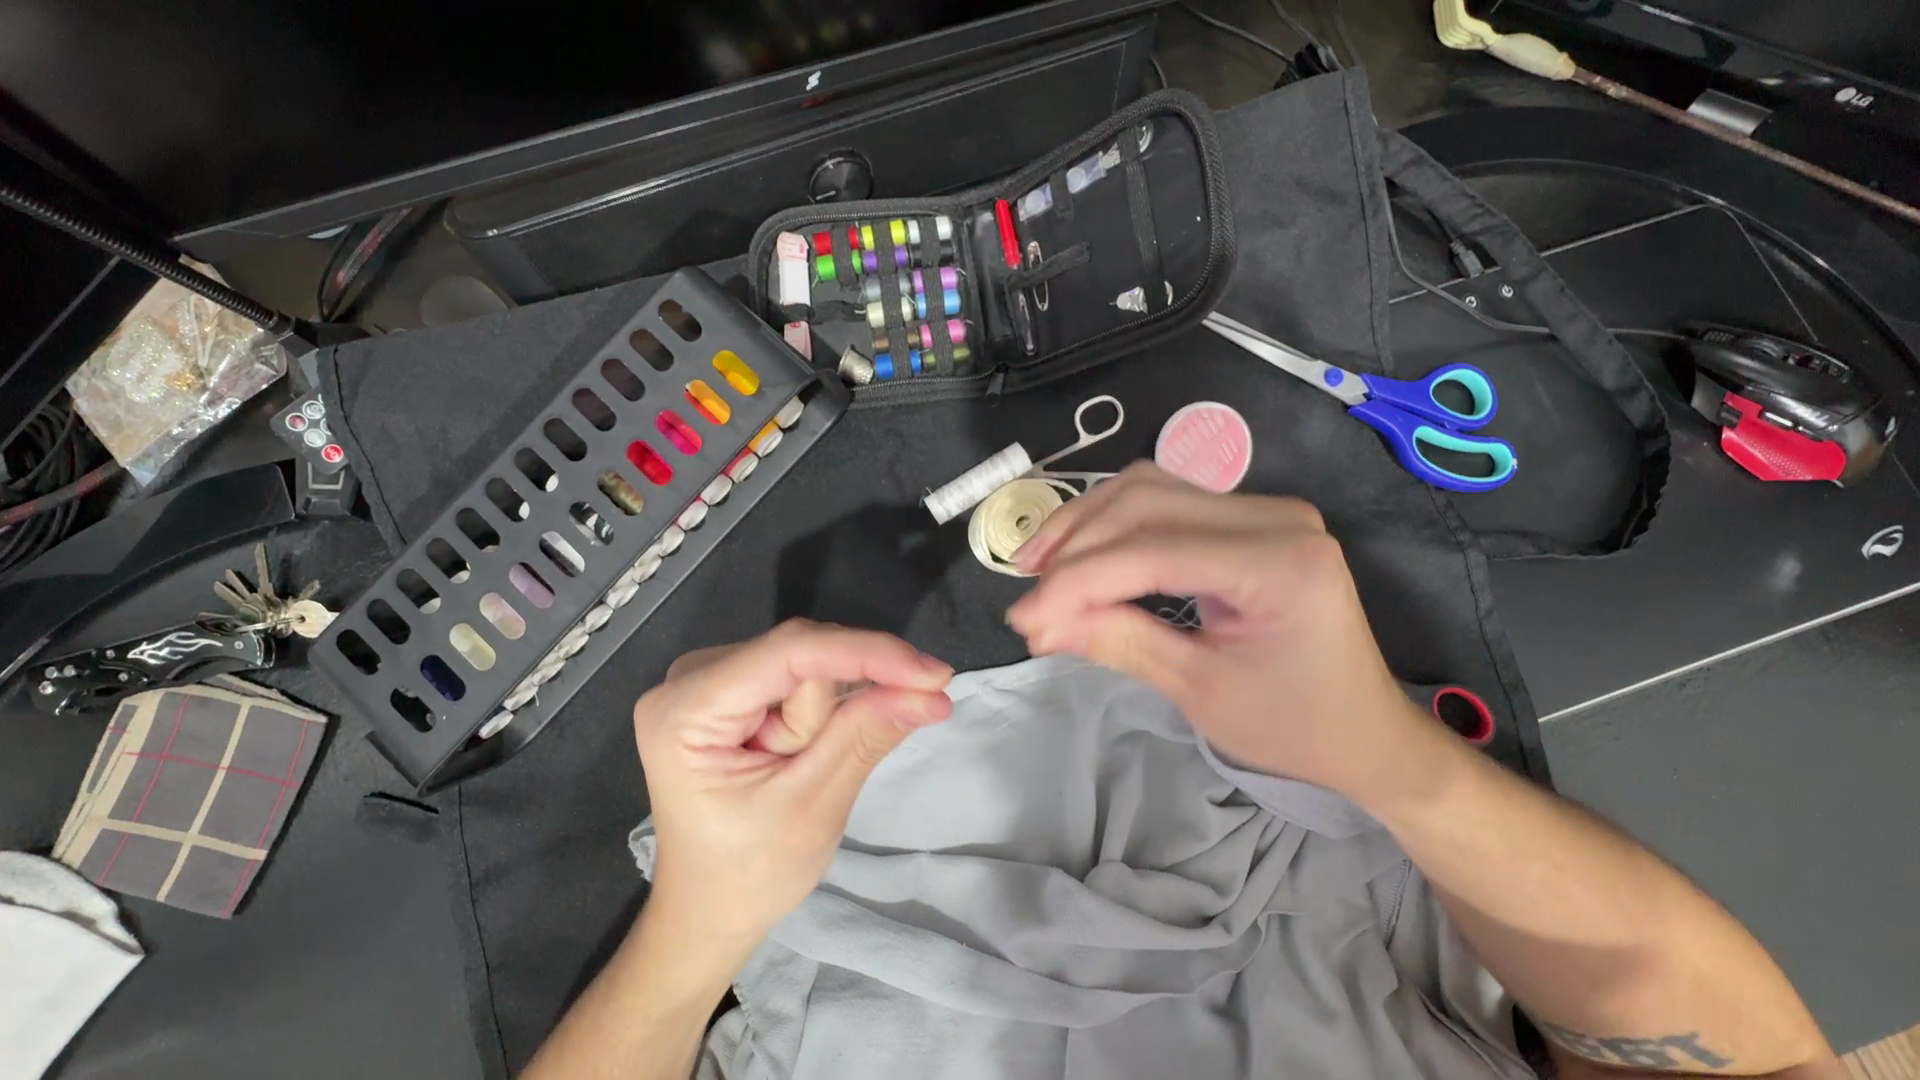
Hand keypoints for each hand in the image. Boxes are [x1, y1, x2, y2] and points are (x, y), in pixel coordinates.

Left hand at [633, 619, 952, 947]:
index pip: (788, 652)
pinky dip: (825, 710)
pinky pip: (801, 674)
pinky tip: (810, 750)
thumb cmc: (749, 874)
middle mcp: (689, 678)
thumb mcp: (813, 808)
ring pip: (807, 662)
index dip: (865, 654)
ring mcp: (709, 679)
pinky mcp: (732, 689)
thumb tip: (930, 691)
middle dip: (835, 706)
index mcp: (684, 711)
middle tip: (819, 771)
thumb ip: (865, 737)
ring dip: (829, 714)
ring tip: (801, 771)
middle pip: (799, 654)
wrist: (710, 912)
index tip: (934, 675)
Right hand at [1004, 463, 1429, 801]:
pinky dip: (1114, 527)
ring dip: (1086, 525)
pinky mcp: (1250, 519)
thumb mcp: (1201, 692)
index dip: (1077, 582)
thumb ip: (1120, 642)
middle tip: (1026, 596)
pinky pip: (1167, 504)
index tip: (1023, 619)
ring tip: (1037, 567)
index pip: (1152, 552)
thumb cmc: (1295, 725)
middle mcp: (1276, 516)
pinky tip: (1079, 553)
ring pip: (1149, 490)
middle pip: (1146, 501)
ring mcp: (1265, 510)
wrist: (1366, 731)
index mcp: (1278, 562)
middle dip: (1074, 547)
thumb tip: (1039, 622)